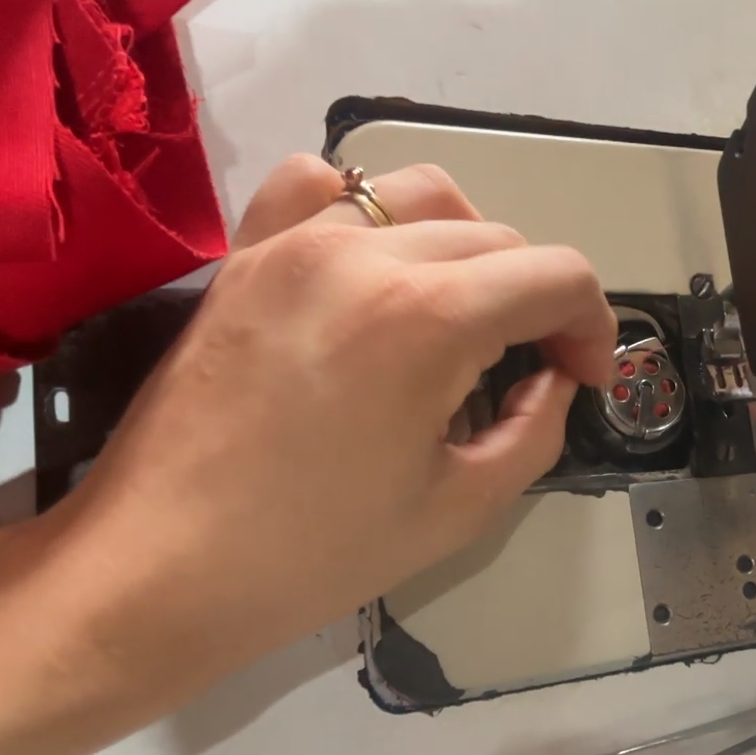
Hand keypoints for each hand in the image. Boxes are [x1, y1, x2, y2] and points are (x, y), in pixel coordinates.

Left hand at [41, 157, 616, 670]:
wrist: (160, 568)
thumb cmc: (318, 554)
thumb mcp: (464, 507)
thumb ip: (537, 428)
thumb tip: (556, 377)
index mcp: (429, 319)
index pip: (556, 274)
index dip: (594, 324)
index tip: (585, 377)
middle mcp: (365, 253)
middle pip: (499, 238)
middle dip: (540, 300)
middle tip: (536, 366)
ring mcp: (294, 242)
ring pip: (424, 196)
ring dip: (471, 250)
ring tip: (465, 314)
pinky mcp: (246, 254)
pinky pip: (322, 185)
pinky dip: (370, 213)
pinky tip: (374, 268)